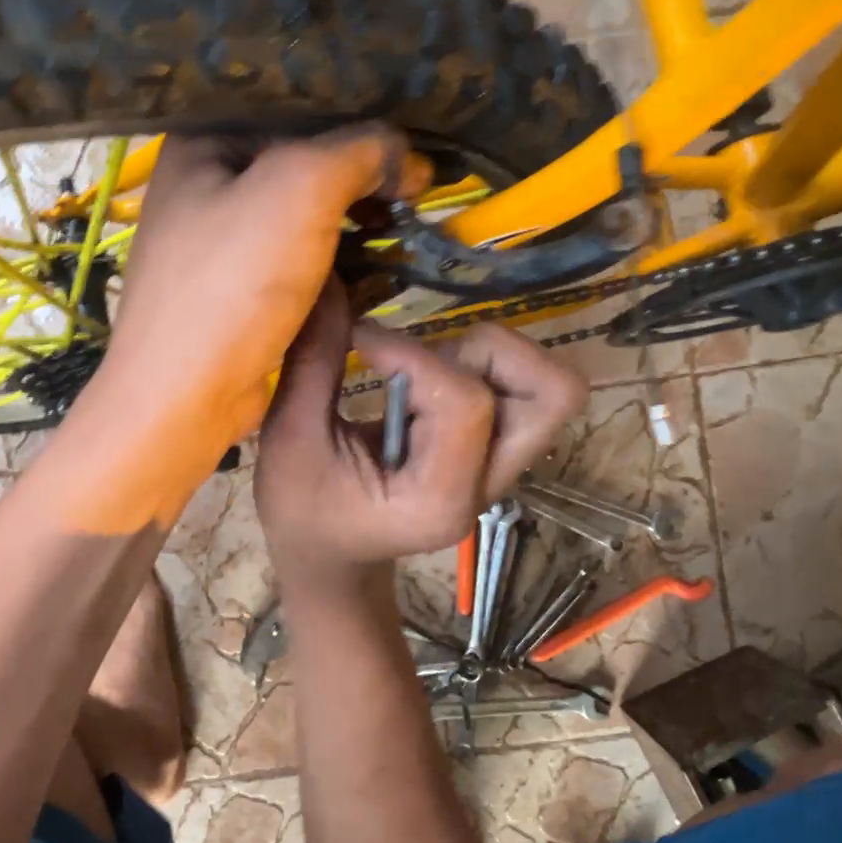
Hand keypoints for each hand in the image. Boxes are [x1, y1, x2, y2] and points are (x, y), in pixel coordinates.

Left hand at [98, 125, 425, 439]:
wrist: (184, 396)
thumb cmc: (233, 283)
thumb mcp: (300, 189)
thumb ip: (359, 150)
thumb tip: (406, 154)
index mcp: (202, 141)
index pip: (297, 109)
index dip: (362, 124)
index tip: (416, 154)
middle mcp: (204, 184)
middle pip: (301, 162)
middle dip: (362, 177)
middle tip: (417, 193)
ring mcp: (218, 242)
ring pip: (302, 215)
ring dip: (354, 221)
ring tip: (402, 229)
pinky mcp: (237, 290)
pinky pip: (296, 258)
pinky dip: (334, 258)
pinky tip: (372, 264)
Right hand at [254, 284, 587, 570]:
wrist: (329, 560)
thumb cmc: (301, 512)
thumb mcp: (290, 440)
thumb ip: (314, 362)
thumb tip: (329, 282)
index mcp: (439, 499)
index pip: (465, 403)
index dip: (412, 355)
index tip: (360, 342)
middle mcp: (487, 485)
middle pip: (550, 395)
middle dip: (486, 352)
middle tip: (422, 361)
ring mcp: (499, 470)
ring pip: (551, 390)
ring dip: (491, 358)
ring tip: (425, 371)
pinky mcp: (494, 452)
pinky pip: (523, 392)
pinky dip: (484, 367)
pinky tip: (426, 381)